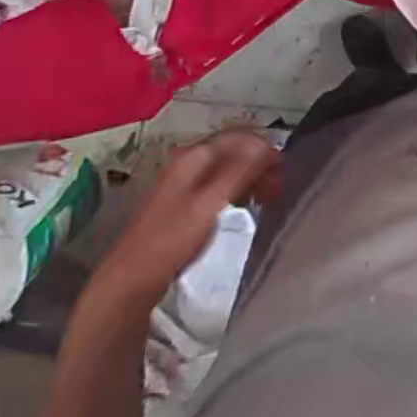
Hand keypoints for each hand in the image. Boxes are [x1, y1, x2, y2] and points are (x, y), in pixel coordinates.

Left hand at [91, 130, 277, 302]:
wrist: (131, 279)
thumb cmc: (172, 240)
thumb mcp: (210, 204)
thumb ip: (239, 171)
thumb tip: (265, 146)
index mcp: (195, 156)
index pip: (240, 136)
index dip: (265, 148)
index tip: (285, 169)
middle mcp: (191, 161)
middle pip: (235, 150)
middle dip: (261, 163)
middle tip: (282, 186)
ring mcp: (187, 181)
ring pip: (230, 167)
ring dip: (253, 176)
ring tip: (271, 197)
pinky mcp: (187, 200)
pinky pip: (222, 183)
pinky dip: (240, 189)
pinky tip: (250, 204)